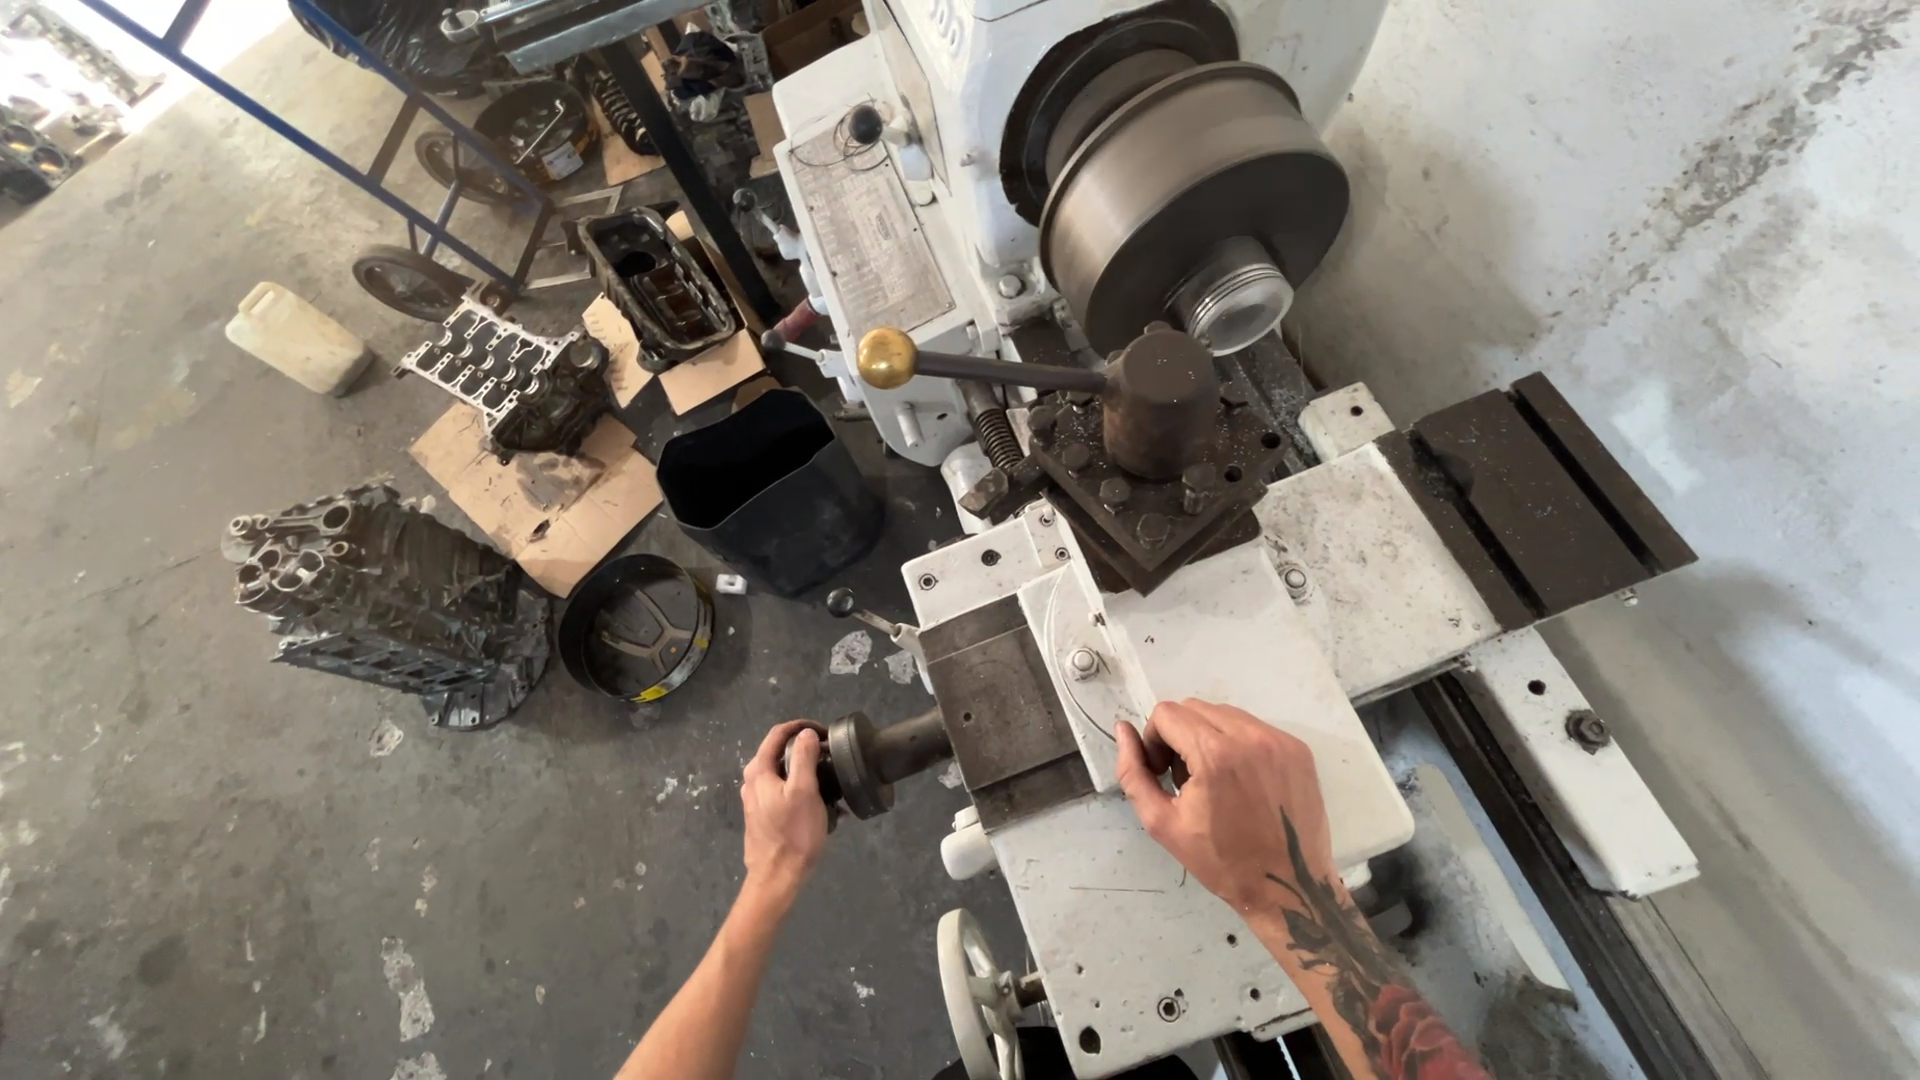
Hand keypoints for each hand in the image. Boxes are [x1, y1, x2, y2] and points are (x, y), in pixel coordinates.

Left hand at [739, 720, 829, 901]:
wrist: (777, 877)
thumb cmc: (793, 832)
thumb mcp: (804, 790)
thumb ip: (804, 757)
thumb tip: (806, 733)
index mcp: (759, 770)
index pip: (778, 733)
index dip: (802, 726)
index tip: (825, 732)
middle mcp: (752, 780)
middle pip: (780, 752)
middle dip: (805, 749)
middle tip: (830, 754)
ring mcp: (756, 799)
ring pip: (784, 772)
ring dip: (806, 771)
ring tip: (830, 780)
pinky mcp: (763, 815)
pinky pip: (784, 791)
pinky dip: (802, 789)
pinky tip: (821, 803)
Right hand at [1115, 699, 1336, 913]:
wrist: (1290, 889)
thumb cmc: (1221, 861)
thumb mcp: (1161, 822)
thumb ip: (1134, 771)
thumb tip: (1123, 730)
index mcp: (1214, 754)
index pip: (1166, 714)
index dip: (1154, 740)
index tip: (1163, 774)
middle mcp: (1249, 737)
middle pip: (1193, 708)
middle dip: (1178, 735)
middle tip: (1185, 778)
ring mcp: (1278, 740)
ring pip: (1223, 713)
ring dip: (1207, 735)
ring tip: (1214, 778)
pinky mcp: (1298, 749)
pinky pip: (1253, 726)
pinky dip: (1237, 743)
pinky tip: (1241, 780)